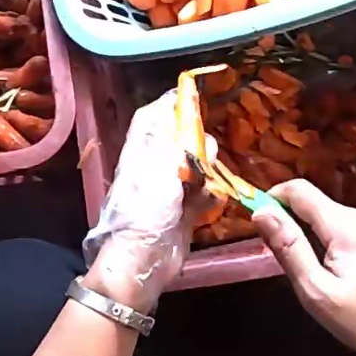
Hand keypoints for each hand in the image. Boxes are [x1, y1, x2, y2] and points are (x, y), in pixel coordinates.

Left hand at [80, 91, 199, 312]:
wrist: (142, 259)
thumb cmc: (146, 208)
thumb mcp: (158, 165)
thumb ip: (174, 138)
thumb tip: (183, 108)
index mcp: (140, 153)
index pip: (152, 119)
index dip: (170, 106)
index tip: (194, 97)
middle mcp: (153, 168)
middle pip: (179, 142)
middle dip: (196, 140)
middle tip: (207, 146)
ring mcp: (169, 191)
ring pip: (196, 168)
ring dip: (208, 169)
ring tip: (210, 175)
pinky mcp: (183, 214)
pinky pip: (204, 196)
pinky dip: (212, 195)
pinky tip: (215, 196)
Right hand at [252, 180, 355, 355]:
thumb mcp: (315, 291)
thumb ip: (288, 247)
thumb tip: (261, 212)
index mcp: (346, 226)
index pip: (300, 190)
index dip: (274, 197)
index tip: (260, 219)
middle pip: (320, 205)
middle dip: (297, 222)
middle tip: (288, 259)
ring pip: (339, 218)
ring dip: (320, 233)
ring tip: (320, 273)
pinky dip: (341, 242)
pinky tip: (348, 275)